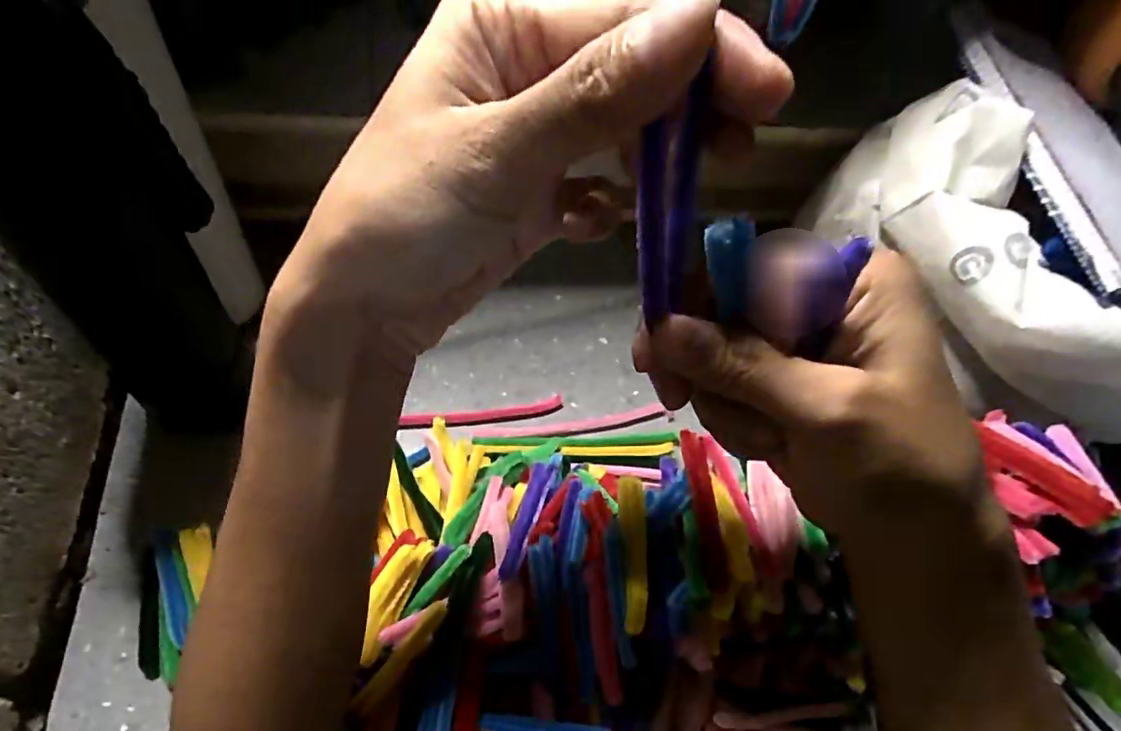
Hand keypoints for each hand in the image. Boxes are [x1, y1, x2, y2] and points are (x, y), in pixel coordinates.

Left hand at [271, 0, 791, 373]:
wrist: (360, 310)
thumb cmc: (402, 218)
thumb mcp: (494, 154)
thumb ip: (592, 94)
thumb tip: (695, 20)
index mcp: (501, 19)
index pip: (624, 9)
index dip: (700, 44)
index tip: (760, 92)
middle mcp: (521, 64)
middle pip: (633, 63)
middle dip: (690, 101)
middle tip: (741, 144)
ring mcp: (531, 133)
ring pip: (621, 127)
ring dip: (658, 158)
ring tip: (686, 192)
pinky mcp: (534, 193)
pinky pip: (594, 183)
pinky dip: (609, 204)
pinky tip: (599, 224)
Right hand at [634, 251, 998, 554]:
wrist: (914, 530)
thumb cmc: (896, 461)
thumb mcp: (824, 409)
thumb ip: (743, 366)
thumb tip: (663, 329)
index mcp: (850, 281)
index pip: (748, 266)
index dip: (693, 302)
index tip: (654, 354)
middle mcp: (816, 304)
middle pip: (718, 312)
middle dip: (708, 370)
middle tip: (680, 401)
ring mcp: (792, 350)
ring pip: (710, 361)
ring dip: (728, 408)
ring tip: (776, 440)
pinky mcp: (774, 390)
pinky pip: (721, 395)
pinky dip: (735, 425)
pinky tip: (773, 446)